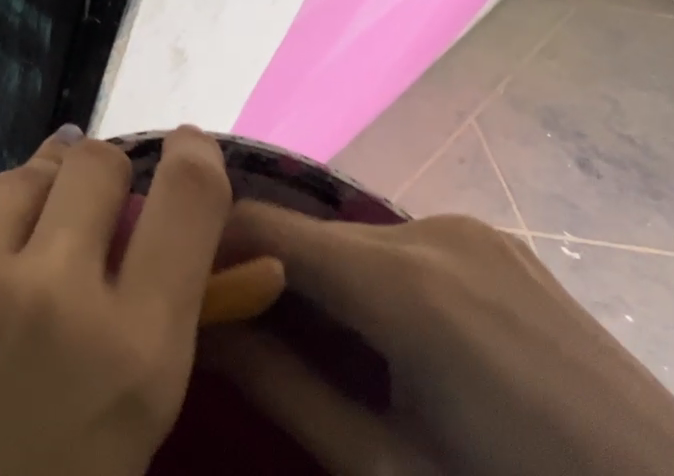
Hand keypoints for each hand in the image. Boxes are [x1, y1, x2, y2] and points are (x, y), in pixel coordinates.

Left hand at [0, 125, 232, 475]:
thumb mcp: (118, 434)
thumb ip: (141, 326)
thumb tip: (139, 232)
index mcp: (129, 354)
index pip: (187, 204)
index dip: (195, 162)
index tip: (189, 147)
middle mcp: (48, 290)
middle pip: (96, 164)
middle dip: (103, 177)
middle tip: (88, 208)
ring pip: (21, 175)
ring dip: (36, 198)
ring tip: (19, 244)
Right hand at [201, 205, 673, 475]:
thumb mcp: (381, 467)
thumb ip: (276, 385)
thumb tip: (194, 324)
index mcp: (402, 281)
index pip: (254, 222)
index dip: (200, 248)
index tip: (172, 290)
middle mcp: (433, 229)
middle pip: (300, 228)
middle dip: (253, 270)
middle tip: (227, 330)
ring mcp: (474, 232)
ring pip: (345, 236)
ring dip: (305, 274)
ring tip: (297, 339)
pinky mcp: (501, 247)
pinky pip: (396, 245)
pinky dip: (359, 275)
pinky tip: (371, 335)